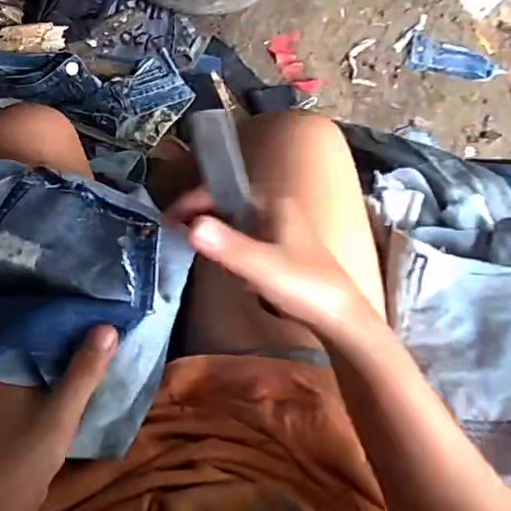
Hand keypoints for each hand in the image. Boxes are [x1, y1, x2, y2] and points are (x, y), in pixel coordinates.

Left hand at [0, 325, 117, 510]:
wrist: (6, 504)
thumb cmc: (29, 453)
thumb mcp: (62, 411)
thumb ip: (84, 371)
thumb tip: (108, 326)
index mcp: (9, 367)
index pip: (34, 325)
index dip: (62, 311)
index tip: (91, 296)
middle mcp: (7, 374)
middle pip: (41, 342)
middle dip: (70, 329)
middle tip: (104, 309)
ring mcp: (14, 393)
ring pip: (45, 361)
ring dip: (70, 351)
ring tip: (102, 331)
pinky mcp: (23, 409)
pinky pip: (46, 378)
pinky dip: (65, 371)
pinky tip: (87, 368)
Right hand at [169, 189, 384, 347]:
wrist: (342, 321)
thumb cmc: (304, 287)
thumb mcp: (260, 267)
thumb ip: (227, 246)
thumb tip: (190, 226)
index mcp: (275, 204)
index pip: (225, 190)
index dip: (194, 200)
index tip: (169, 218)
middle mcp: (280, 212)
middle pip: (230, 204)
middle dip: (202, 213)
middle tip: (173, 229)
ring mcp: (284, 233)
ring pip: (239, 223)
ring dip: (215, 229)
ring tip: (189, 242)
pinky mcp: (285, 255)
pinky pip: (248, 242)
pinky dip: (230, 247)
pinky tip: (222, 264)